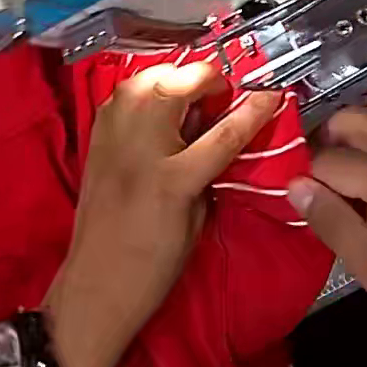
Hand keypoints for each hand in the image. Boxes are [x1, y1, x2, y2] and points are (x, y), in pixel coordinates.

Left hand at [45, 64, 280, 366]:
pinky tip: (158, 107)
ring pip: (146, 77)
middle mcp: (138, 149)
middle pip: (176, 84)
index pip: (224, 132)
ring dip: (175, 78)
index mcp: (173, 179)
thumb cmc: (154, 263)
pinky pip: (124, 93)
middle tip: (221, 97)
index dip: (253, 109)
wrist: (94, 289)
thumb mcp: (199, 219)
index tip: (272, 94)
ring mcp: (112, 138)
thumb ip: (212, 169)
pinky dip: (146, 89)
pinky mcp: (95, 138)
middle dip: (206, 80)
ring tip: (190, 97)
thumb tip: (224, 134)